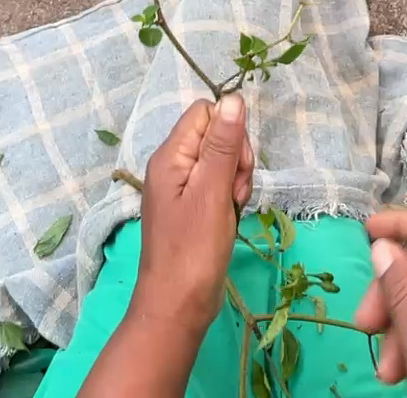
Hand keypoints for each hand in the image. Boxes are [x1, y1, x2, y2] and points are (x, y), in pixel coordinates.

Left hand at [131, 94, 254, 336]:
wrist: (178, 308)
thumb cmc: (193, 250)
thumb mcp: (212, 192)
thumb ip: (222, 144)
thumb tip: (233, 98)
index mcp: (170, 155)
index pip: (206, 113)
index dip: (228, 130)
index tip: (234, 163)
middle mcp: (173, 164)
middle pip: (216, 134)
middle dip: (235, 158)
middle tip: (233, 192)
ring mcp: (182, 186)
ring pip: (222, 159)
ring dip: (236, 179)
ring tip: (231, 208)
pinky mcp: (193, 204)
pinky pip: (219, 182)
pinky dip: (230, 195)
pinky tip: (229, 215)